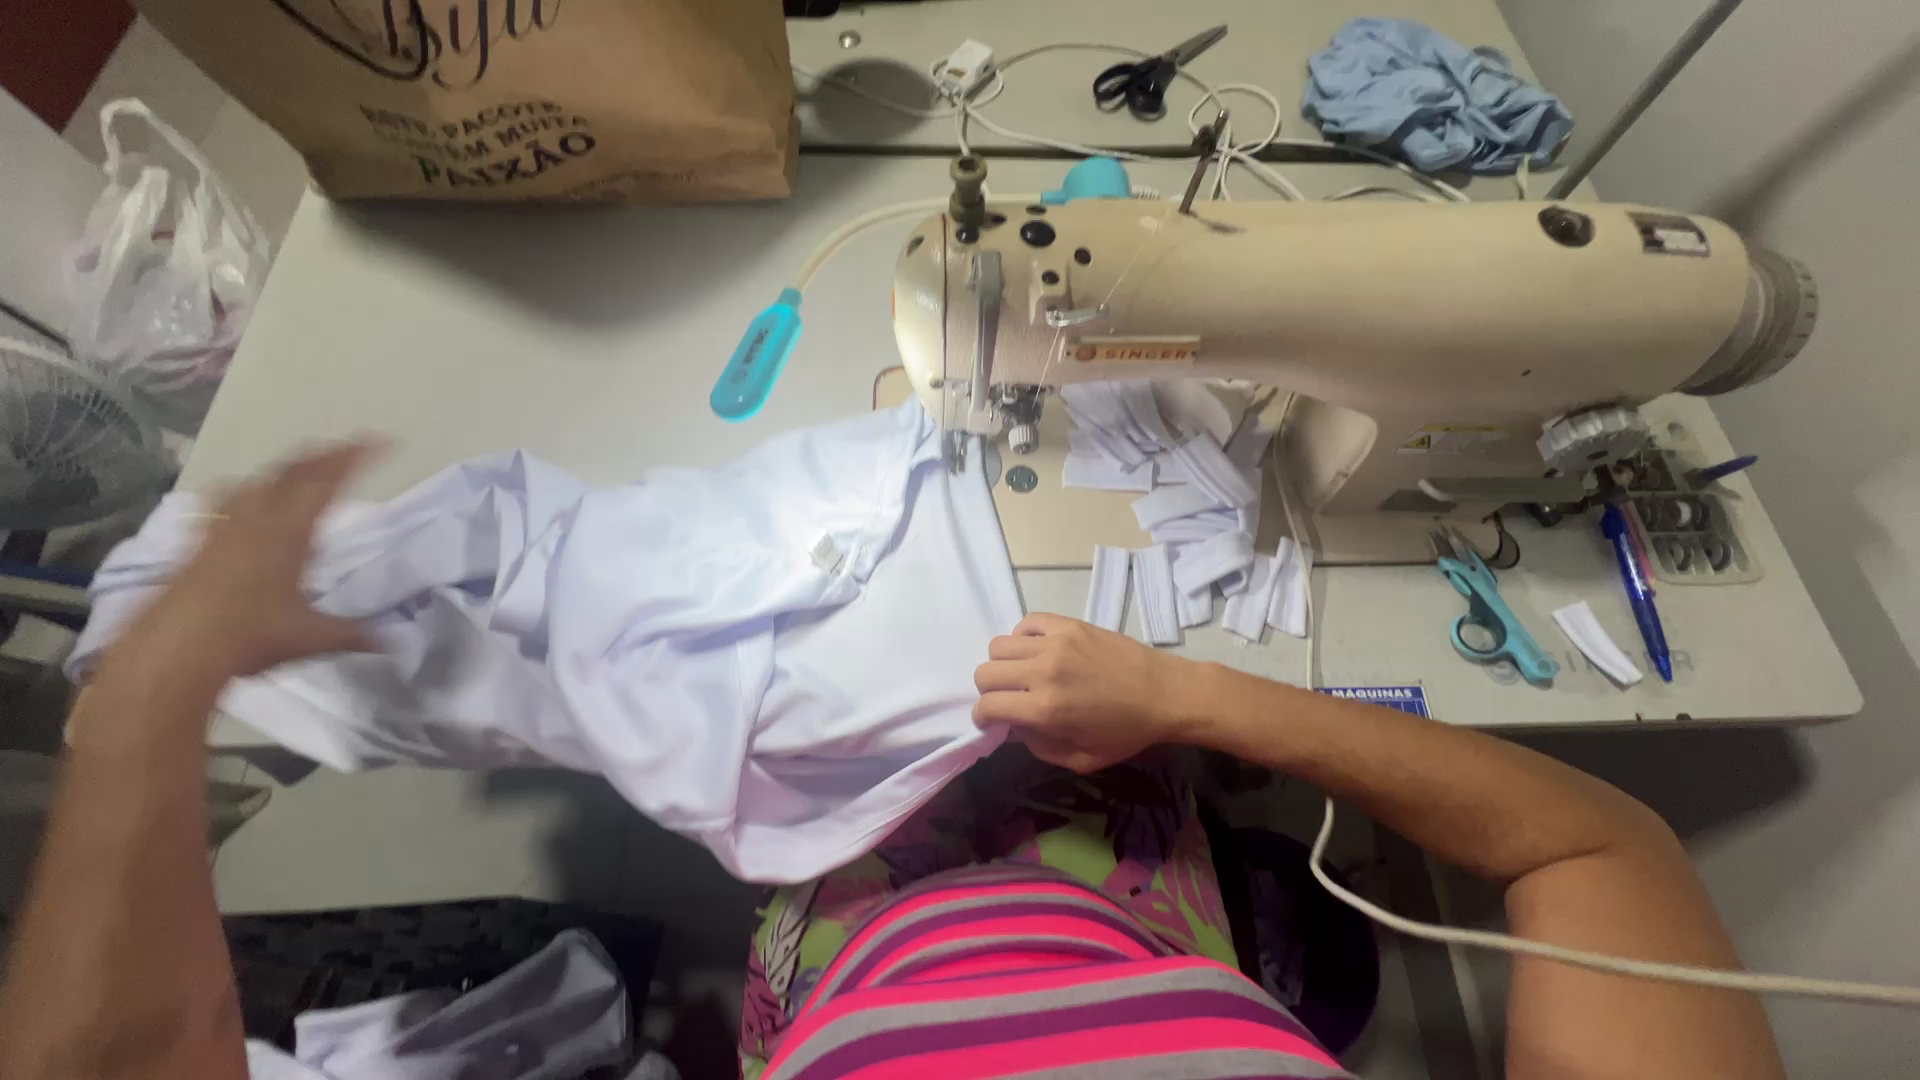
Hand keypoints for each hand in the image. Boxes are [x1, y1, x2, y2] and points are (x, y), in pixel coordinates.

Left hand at [110, 440, 383, 685]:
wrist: (171, 655)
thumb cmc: (250, 638)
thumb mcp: (314, 637)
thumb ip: (356, 633)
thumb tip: (396, 642)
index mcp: (290, 534)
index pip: (328, 482)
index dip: (357, 457)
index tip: (384, 442)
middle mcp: (254, 522)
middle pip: (290, 472)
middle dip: (324, 455)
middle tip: (350, 446)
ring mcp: (221, 531)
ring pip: (255, 481)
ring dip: (283, 469)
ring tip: (301, 466)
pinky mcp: (198, 545)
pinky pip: (223, 502)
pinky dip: (243, 491)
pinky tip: (243, 496)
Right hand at [972, 612, 1210, 772]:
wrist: (1165, 693)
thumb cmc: (1126, 732)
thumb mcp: (1082, 758)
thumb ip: (1039, 747)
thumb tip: (1013, 728)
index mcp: (1046, 710)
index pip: (988, 706)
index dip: (982, 717)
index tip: (992, 721)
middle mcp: (1044, 672)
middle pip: (985, 672)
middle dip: (988, 691)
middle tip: (1007, 699)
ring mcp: (1055, 643)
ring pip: (999, 646)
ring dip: (1003, 664)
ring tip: (1022, 674)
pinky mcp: (1068, 624)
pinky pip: (1026, 622)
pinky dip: (1022, 637)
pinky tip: (1037, 651)